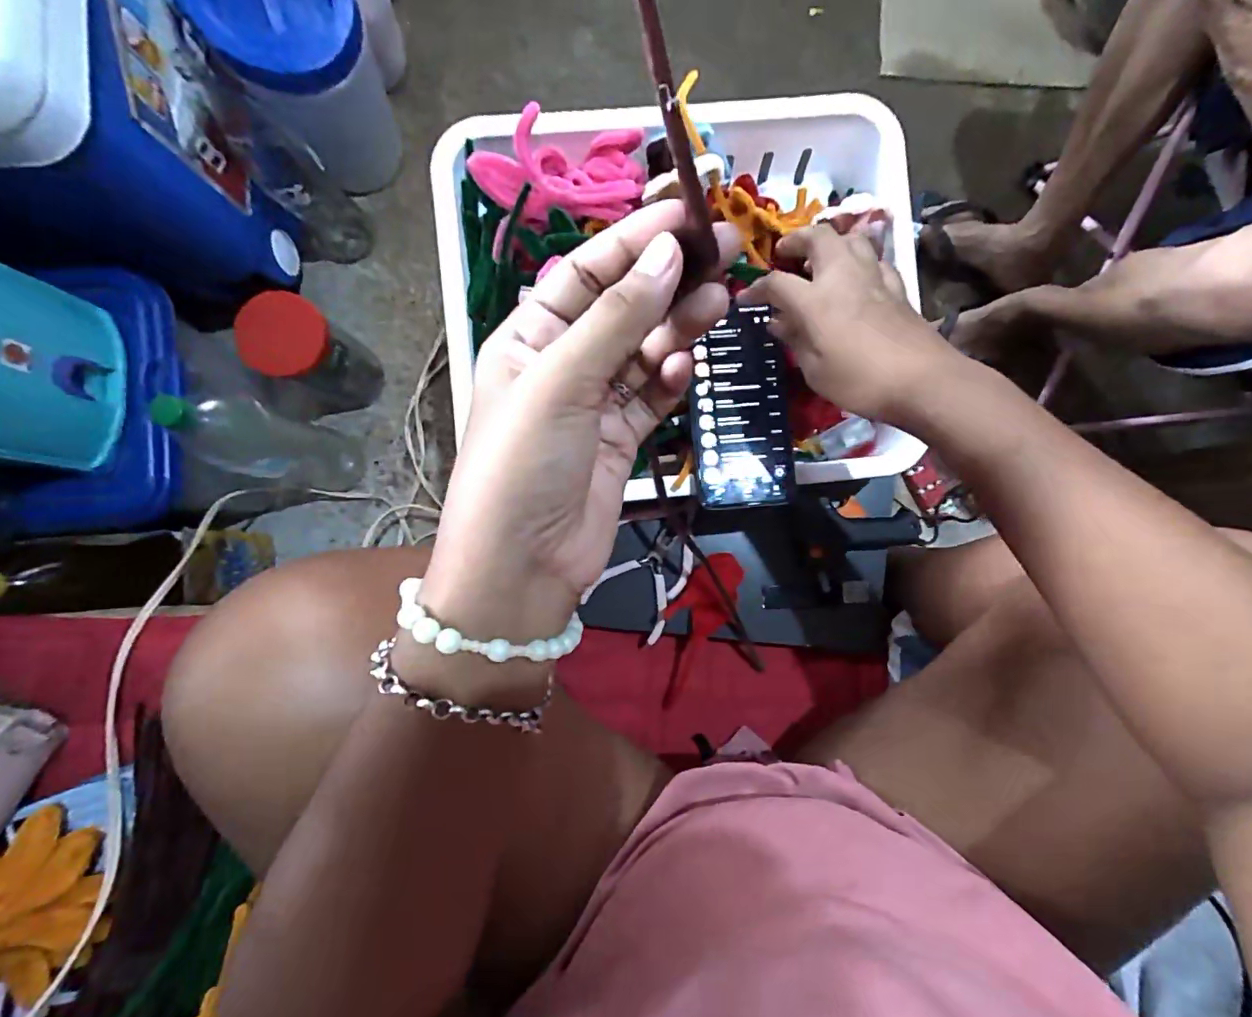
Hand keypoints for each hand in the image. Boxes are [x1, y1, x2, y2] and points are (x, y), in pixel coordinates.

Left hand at [423, 203, 736, 639]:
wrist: (524, 565)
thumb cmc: (523, 464)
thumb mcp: (561, 381)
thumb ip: (617, 318)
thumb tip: (666, 254)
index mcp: (529, 335)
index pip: (587, 272)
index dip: (634, 240)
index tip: (685, 215)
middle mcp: (562, 362)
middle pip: (625, 308)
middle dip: (671, 279)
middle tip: (728, 252)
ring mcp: (594, 403)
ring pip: (646, 350)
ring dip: (680, 326)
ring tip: (721, 302)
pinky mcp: (621, 439)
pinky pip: (652, 395)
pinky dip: (671, 379)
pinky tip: (683, 369)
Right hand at [743, 224, 964, 423]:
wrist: (921, 380)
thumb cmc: (860, 382)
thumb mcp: (816, 371)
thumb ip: (795, 341)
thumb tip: (778, 322)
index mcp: (815, 299)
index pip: (777, 282)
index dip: (757, 289)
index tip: (746, 299)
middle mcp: (843, 276)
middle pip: (817, 237)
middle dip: (797, 241)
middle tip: (785, 256)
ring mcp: (874, 277)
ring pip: (851, 239)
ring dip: (832, 243)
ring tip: (822, 261)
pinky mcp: (897, 287)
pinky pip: (876, 260)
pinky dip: (862, 262)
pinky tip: (859, 278)